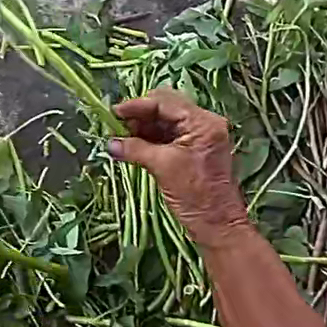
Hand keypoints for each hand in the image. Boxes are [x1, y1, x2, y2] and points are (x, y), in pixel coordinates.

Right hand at [108, 87, 252, 247]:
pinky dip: (149, 138)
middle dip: (139, 115)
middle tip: (117, 125)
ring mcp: (199, 136)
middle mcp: (203, 123)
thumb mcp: (162, 166)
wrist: (216, 224)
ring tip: (121, 136)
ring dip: (142, 126)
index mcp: (202, 122)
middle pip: (165, 107)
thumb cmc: (194, 195)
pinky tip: (132, 144)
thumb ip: (135, 149)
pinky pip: (167, 135)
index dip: (137, 106)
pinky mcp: (192, 150)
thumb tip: (110, 143)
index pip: (165, 103)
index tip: (113, 112)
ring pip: (165, 121)